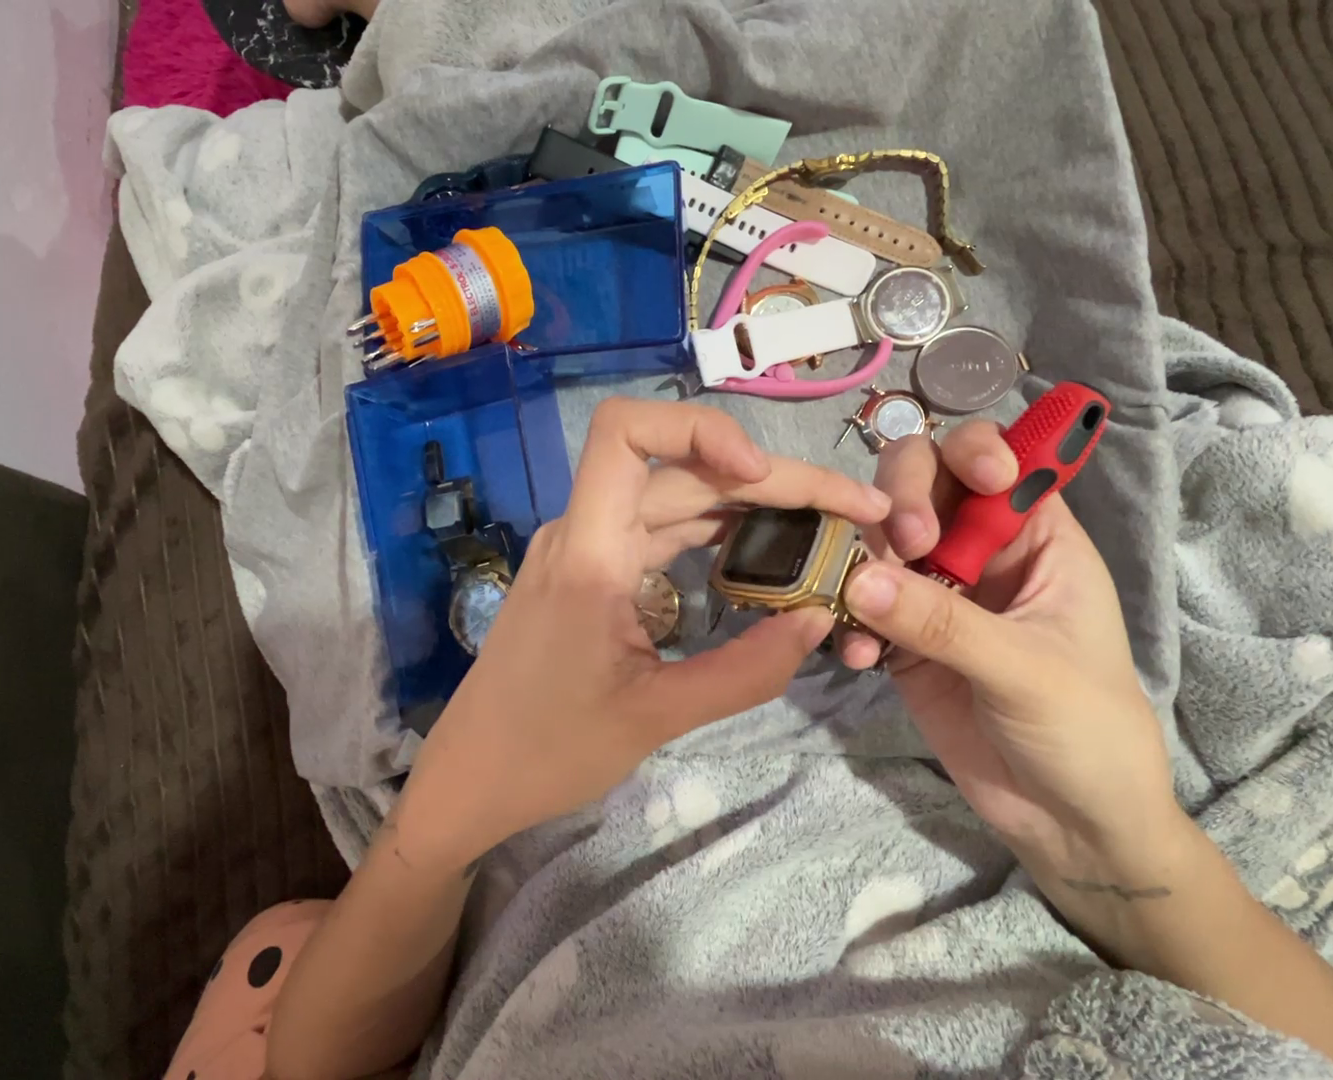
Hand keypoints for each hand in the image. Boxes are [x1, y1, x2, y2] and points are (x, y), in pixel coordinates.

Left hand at [392, 399, 888, 870]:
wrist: (473, 775)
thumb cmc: (548, 752)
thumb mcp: (656, 717)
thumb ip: (745, 671)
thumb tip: (820, 619)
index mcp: (589, 552)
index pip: (625, 431)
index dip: (699, 428)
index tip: (760, 473)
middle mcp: (584, 532)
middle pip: (679, 469)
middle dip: (772, 480)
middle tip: (860, 511)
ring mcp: (585, 549)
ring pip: (675, 498)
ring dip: (751, 506)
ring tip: (830, 529)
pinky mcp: (591, 572)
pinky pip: (659, 531)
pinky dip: (715, 534)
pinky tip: (765, 553)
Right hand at [836, 422, 1184, 886]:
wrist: (1067, 824)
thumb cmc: (1086, 732)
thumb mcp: (1027, 671)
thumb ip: (945, 623)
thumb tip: (859, 580)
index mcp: (1039, 544)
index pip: (1003, 466)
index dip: (976, 454)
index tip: (965, 483)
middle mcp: (981, 557)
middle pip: (925, 489)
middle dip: (903, 501)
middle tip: (901, 544)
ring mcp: (936, 598)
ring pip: (879, 544)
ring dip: (860, 563)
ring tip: (861, 611)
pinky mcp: (901, 642)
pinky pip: (858, 609)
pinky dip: (846, 623)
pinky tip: (854, 657)